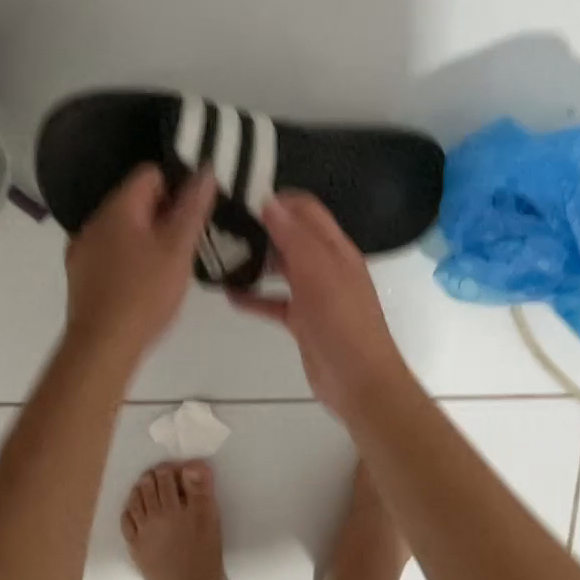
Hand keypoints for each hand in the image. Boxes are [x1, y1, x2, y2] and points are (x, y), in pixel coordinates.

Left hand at [64, 166, 217, 361]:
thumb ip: (192, 207)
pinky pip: (109, 253)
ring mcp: (82, 249)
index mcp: (117, 208)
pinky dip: (128, 258)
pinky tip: (143, 283)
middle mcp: (94, 221)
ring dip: (146, 238)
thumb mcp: (178, 248)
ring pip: (122, 229)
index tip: (193, 214)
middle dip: (163, 215)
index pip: (149, 174)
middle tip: (187, 242)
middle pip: (134, 201)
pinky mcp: (80, 275)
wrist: (102, 345)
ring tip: (168, 265)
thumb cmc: (145, 293)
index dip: (176, 186)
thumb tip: (205, 170)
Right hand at [229, 192, 414, 417]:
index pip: (307, 211)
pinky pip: (274, 302)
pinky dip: (254, 297)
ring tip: (221, 255)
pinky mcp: (302, 321)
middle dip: (262, 229)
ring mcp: (314, 295)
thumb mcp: (318, 273)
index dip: (278, 200)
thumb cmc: (342, 322)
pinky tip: (229, 295)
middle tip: (223, 225)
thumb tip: (270, 201)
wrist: (358, 381)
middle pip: (292, 237)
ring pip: (281, 269)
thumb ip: (294, 236)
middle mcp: (326, 267)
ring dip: (255, 261)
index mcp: (335, 250)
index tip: (242, 198)